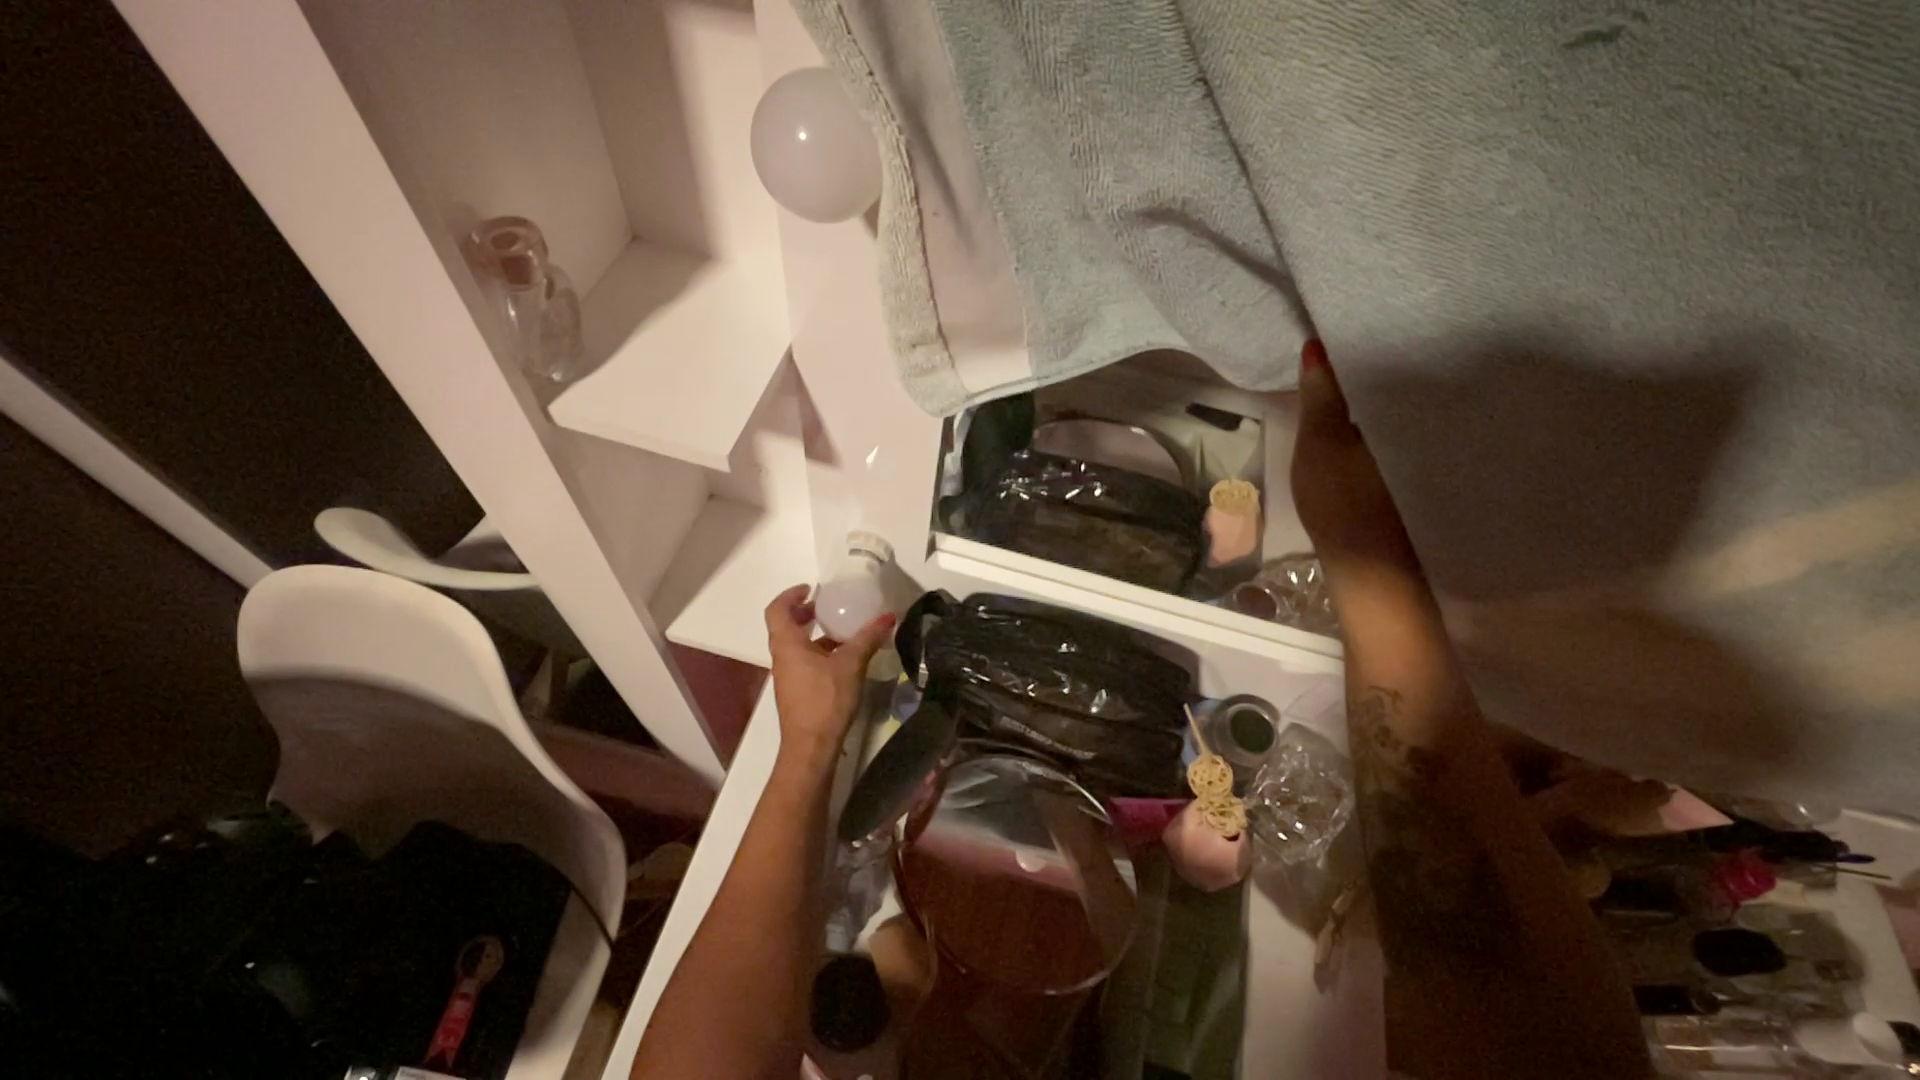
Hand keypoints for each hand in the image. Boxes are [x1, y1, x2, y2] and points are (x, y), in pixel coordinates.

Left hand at [763, 584, 894, 774]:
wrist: (811, 747)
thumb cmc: (826, 700)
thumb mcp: (851, 664)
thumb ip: (868, 638)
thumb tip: (888, 616)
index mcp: (787, 644)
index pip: (777, 609)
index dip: (790, 595)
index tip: (810, 589)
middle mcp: (782, 657)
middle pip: (786, 626)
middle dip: (805, 613)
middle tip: (827, 606)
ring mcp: (788, 676)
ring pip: (796, 646)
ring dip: (815, 635)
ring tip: (842, 631)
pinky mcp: (797, 691)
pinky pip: (804, 662)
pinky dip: (819, 653)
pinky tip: (844, 659)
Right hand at [1289, 339, 1419, 576]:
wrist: (1370, 565)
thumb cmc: (1342, 499)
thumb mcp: (1320, 442)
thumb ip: (1320, 394)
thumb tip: (1317, 344)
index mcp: (1406, 409)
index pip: (1392, 362)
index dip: (1370, 344)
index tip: (1352, 327)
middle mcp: (1429, 423)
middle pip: (1402, 385)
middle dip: (1382, 366)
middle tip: (1354, 343)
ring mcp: (1431, 451)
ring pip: (1405, 411)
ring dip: (1387, 396)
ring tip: (1362, 374)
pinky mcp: (1426, 474)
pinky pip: (1409, 433)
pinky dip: (1392, 423)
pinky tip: (1376, 419)